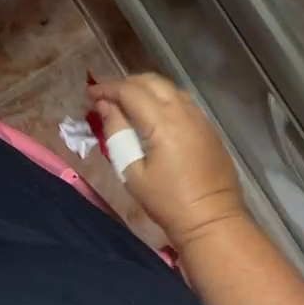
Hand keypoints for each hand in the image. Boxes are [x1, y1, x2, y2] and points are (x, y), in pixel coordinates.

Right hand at [88, 74, 246, 248]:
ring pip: (169, 88)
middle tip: (106, 96)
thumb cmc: (167, 202)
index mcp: (163, 123)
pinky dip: (162, 97)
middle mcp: (183, 113)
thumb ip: (116, 133)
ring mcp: (200, 119)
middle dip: (125, 83)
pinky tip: (153, 112)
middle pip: (151, 82)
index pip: (130, 91)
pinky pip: (182, 100)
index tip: (89, 94)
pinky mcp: (209, 128)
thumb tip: (105, 106)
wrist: (214, 222)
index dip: (107, 88)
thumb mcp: (132, 172)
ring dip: (145, 88)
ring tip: (127, 102)